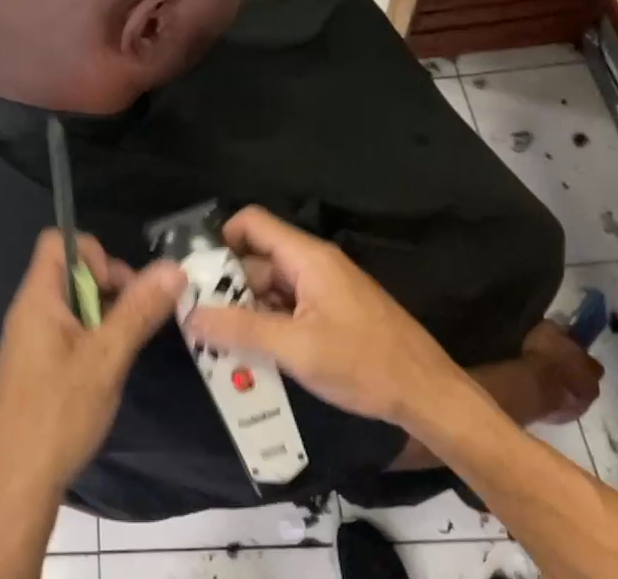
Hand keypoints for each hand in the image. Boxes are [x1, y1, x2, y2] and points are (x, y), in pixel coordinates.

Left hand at [0, 229, 184, 496]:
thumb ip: (138, 310)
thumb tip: (173, 267)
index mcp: (37, 299)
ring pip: (72, 305)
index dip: (94, 252)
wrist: (16, 483)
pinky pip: (66, 331)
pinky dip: (91, 338)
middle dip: (109, 285)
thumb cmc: (58, 415)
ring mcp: (28, 340)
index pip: (58, 241)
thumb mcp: (107, 359)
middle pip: (70, 271)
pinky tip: (107, 369)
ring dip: (104, 315)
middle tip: (136, 320)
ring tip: (124, 348)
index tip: (121, 288)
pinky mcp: (34, 366)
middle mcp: (28, 311)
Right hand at [183, 206, 473, 431]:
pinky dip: (266, 325)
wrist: (428, 394)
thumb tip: (189, 315)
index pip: (251, 223)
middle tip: (196, 321)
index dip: (218, 240)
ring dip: (244, 312)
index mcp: (307, 258)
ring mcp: (323, 290)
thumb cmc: (364, 364)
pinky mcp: (330, 313)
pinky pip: (286, 308)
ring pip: (268, 288)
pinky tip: (251, 355)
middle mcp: (313, 265)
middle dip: (225, 287)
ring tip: (216, 344)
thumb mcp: (296, 349)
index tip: (192, 276)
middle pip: (255, 260)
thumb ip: (240, 330)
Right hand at [522, 320, 603, 422]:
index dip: (581, 358)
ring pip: (575, 398)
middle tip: (556, 369)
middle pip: (587, 383)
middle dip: (575, 377)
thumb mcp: (549, 330)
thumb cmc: (545, 357)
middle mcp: (592, 390)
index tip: (568, 354)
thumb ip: (558, 330)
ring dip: (564, 391)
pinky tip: (539, 394)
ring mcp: (578, 408)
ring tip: (546, 383)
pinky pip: (560, 408)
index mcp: (593, 368)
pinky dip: (553, 402)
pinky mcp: (562, 420)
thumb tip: (561, 327)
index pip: (593, 363)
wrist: (533, 389)